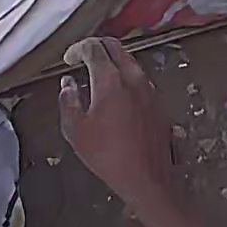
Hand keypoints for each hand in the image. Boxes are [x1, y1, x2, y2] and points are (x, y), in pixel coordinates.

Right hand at [58, 37, 193, 226]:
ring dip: (111, 61)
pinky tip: (114, 92)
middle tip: (81, 58)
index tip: (69, 59)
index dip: (77, 49)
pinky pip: (138, 77)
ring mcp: (149, 88)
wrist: (147, 179)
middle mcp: (133, 78)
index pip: (93, 48)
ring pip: (129, 60)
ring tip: (95, 74)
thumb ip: (68, 100)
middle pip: (114, 47)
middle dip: (95, 47)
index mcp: (110, 80)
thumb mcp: (75, 130)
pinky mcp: (158, 101)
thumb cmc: (108, 155)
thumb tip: (68, 84)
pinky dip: (123, 76)